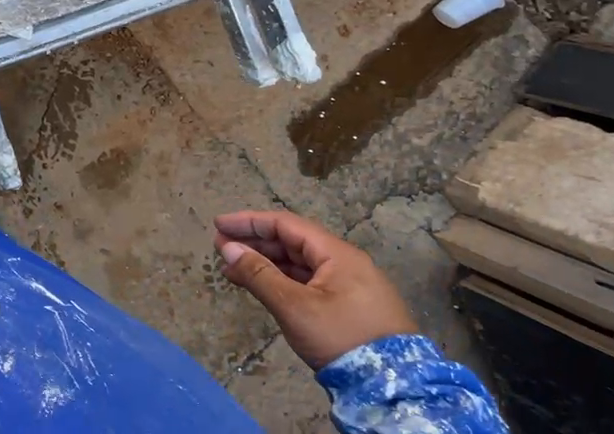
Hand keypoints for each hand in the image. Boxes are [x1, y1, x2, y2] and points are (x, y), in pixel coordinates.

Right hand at [214, 209, 417, 368]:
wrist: (396, 390)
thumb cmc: (341, 338)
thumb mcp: (293, 305)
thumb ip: (257, 273)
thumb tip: (227, 247)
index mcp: (338, 255)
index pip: (285, 225)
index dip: (249, 222)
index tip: (218, 225)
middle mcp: (348, 264)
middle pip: (293, 242)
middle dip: (255, 243)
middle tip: (222, 249)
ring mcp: (353, 287)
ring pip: (301, 264)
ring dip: (266, 263)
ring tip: (235, 270)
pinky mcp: (353, 308)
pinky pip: (311, 282)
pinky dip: (283, 280)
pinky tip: (263, 288)